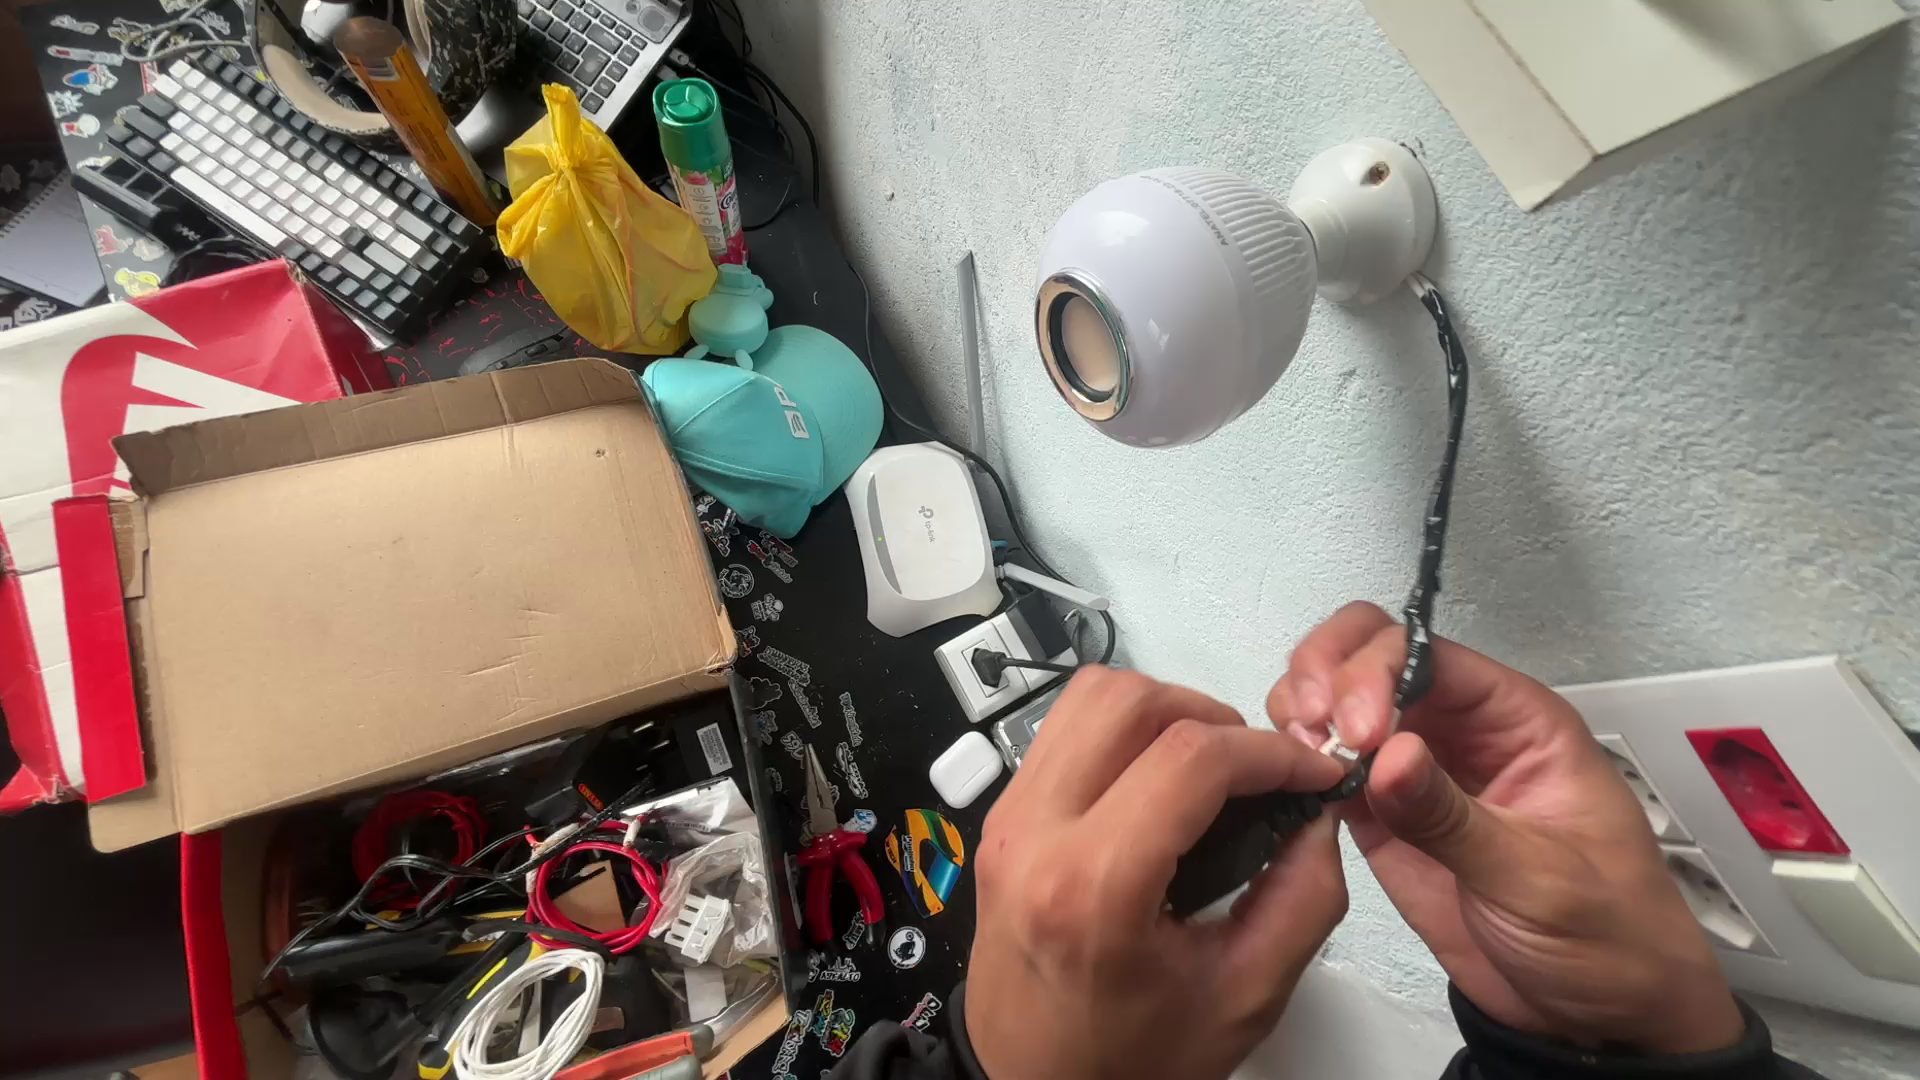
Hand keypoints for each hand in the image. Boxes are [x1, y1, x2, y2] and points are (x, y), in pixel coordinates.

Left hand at [966, 666, 1348, 1079]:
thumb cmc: (1132, 1056)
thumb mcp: (1243, 997)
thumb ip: (1301, 898)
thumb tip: (1316, 810)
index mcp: (1093, 884)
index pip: (1188, 760)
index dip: (1267, 751)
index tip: (1312, 770)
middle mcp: (1035, 828)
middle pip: (1127, 701)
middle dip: (1209, 714)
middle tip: (1252, 764)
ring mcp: (1007, 811)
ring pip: (1087, 696)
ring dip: (1160, 707)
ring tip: (1205, 760)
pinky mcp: (1000, 809)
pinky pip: (1062, 727)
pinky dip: (1119, 725)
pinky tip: (1153, 770)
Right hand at [1268, 602, 1743, 1054]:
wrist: (1586, 1016)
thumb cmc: (1602, 941)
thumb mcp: (1540, 881)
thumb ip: (1452, 816)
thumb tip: (1385, 755)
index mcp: (1510, 718)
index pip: (1426, 652)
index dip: (1378, 671)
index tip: (1358, 732)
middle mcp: (1451, 721)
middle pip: (1367, 647)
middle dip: (1325, 670)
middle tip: (1310, 724)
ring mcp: (1403, 756)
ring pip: (1330, 688)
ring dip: (1300, 703)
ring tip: (1297, 751)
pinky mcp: (1369, 798)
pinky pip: (1317, 749)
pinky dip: (1291, 748)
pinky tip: (1291, 772)